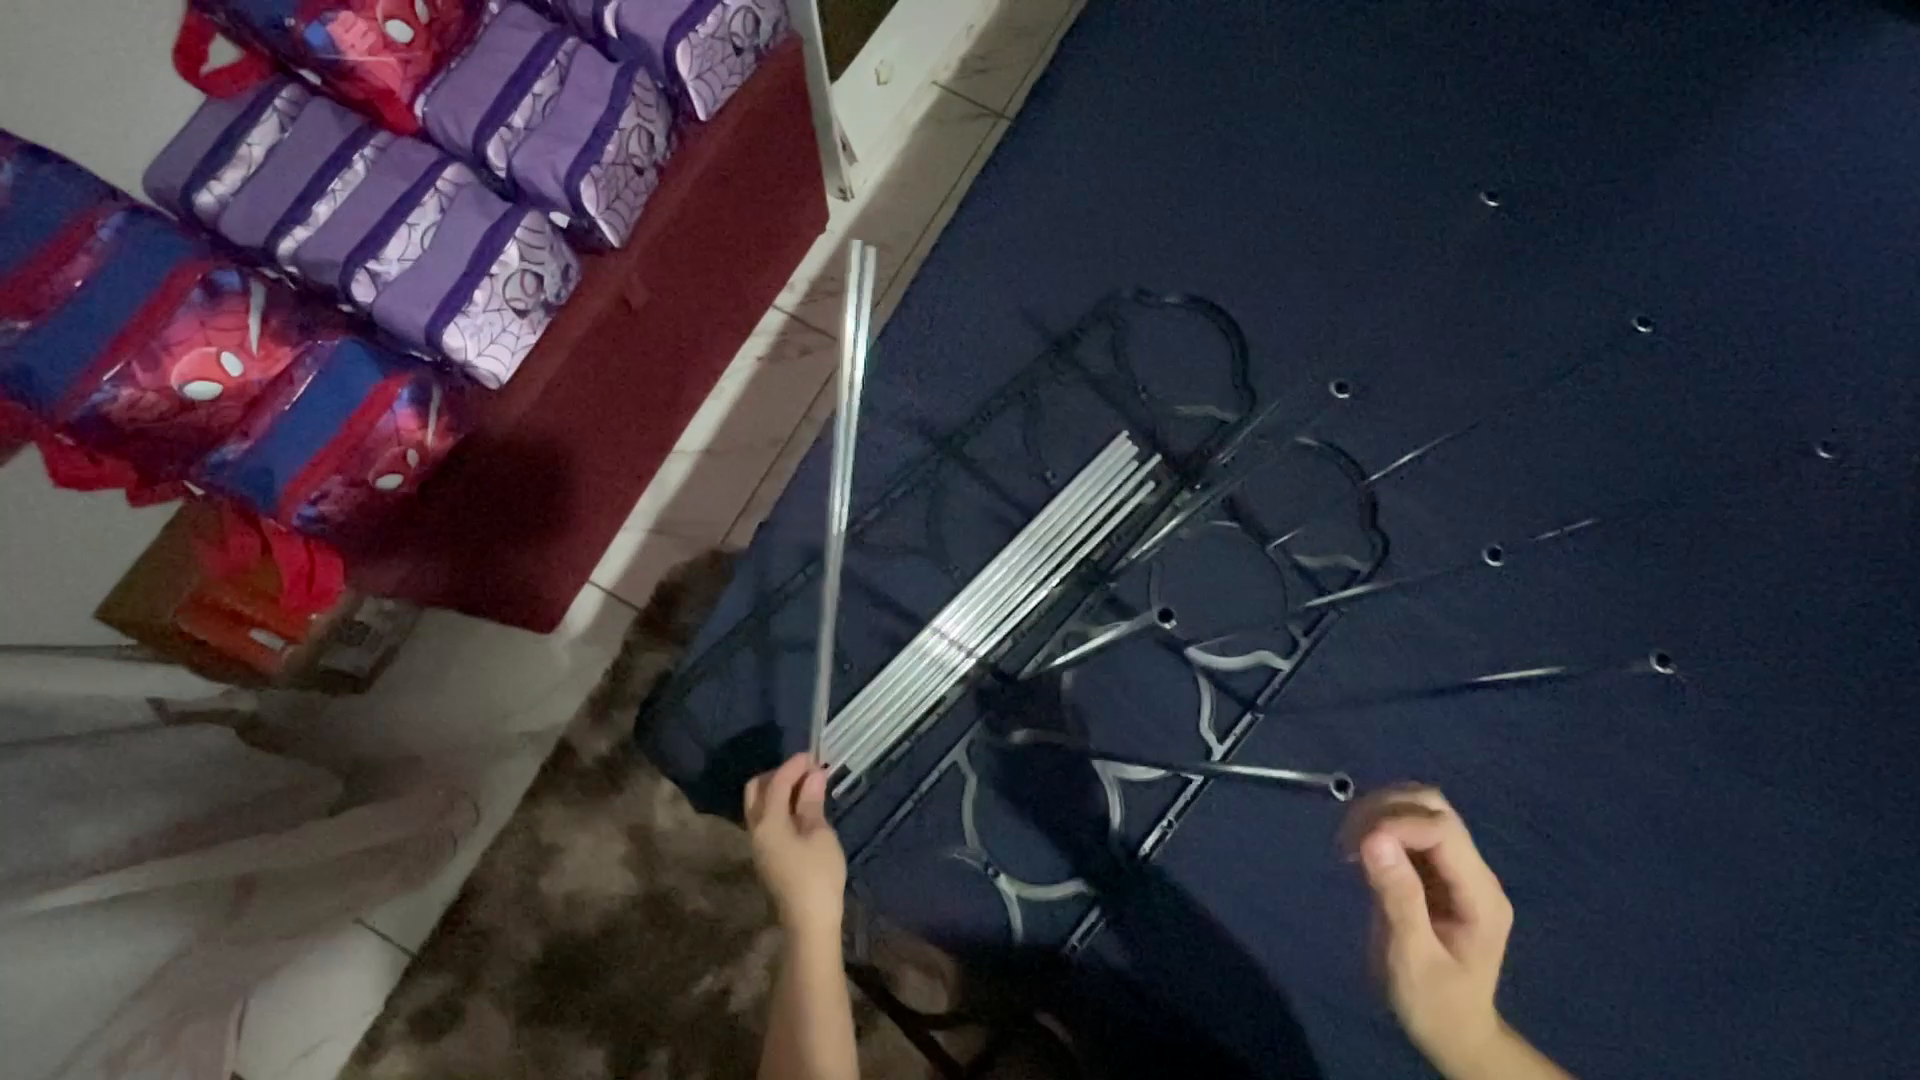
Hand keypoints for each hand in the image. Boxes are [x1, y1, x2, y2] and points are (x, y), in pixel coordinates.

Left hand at [746, 754, 846, 935]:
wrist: (809, 923)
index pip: (776, 783)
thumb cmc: (818, 876)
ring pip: (760, 806)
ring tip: (807, 786)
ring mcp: (759, 845)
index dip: (793, 766)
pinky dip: (781, 806)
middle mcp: (756, 830)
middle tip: (806, 770)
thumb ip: (812, 803)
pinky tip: (802, 808)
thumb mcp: (820, 835)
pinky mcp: (767, 856)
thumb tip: (814, 775)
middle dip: (779, 775)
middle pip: (757, 791)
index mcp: (768, 823)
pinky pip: (767, 820)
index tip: (813, 754)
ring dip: (779, 791)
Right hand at [1343, 785, 1515, 1076]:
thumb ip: (1398, 897)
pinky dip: (1378, 827)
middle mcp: (1474, 873)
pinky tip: (1358, 852)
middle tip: (1348, 841)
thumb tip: (1372, 839)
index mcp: (1480, 896)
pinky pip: (1408, 829)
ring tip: (1349, 846)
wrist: (1453, 1033)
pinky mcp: (1435, 871)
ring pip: (1420, 810)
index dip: (1396, 825)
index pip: (1442, 829)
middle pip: (1435, 807)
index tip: (1355, 849)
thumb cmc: (1434, 1004)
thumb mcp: (1411, 958)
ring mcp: (1456, 870)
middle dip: (1386, 810)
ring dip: (1379, 814)